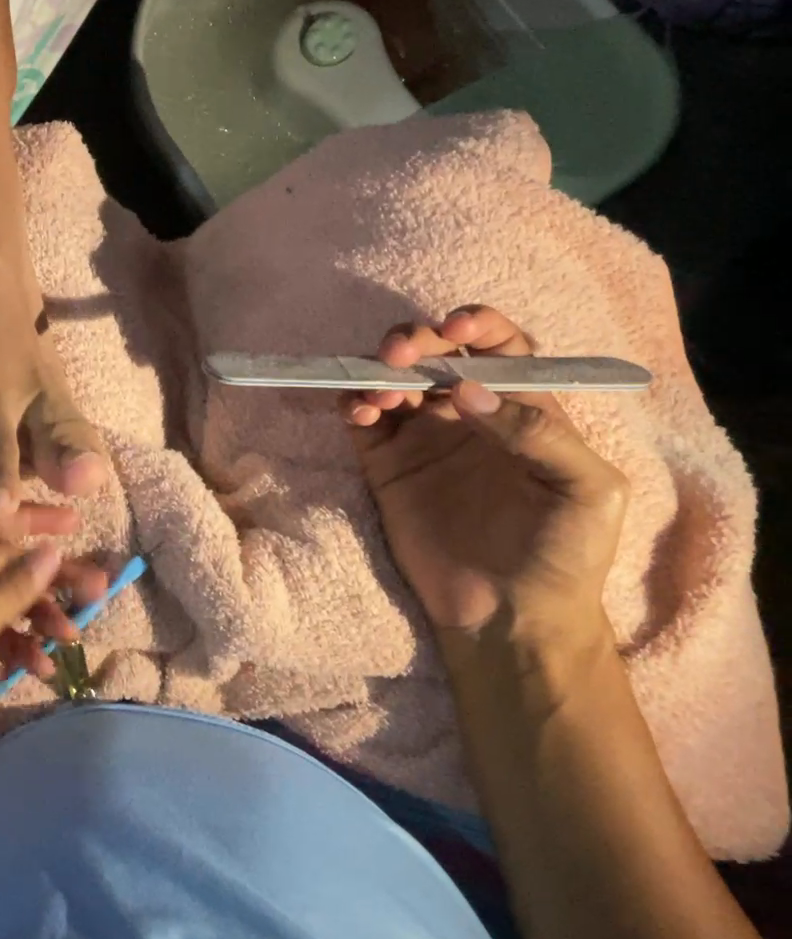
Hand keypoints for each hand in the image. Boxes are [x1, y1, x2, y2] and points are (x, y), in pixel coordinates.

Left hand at [0, 506, 105, 789]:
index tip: (75, 527)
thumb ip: (12, 588)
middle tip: (95, 592)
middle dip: (46, 581)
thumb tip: (50, 549)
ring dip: (36, 617)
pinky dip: (14, 644)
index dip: (32, 521)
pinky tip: (40, 668)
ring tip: (72, 639)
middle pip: (1, 564)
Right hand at [343, 306, 629, 633]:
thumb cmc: (564, 552)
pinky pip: (362, 421)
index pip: (501, 349)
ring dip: (378, 373)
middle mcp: (468, 417)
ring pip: (392, 382)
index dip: (477, 326)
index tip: (454, 326)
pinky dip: (353, 406)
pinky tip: (358, 413)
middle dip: (413, 342)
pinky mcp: (384, 465)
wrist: (507, 611)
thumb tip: (468, 390)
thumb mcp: (586, 489)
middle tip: (397, 353)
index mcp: (524, 411)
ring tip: (380, 394)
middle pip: (435, 357)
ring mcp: (421, 440)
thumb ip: (538, 433)